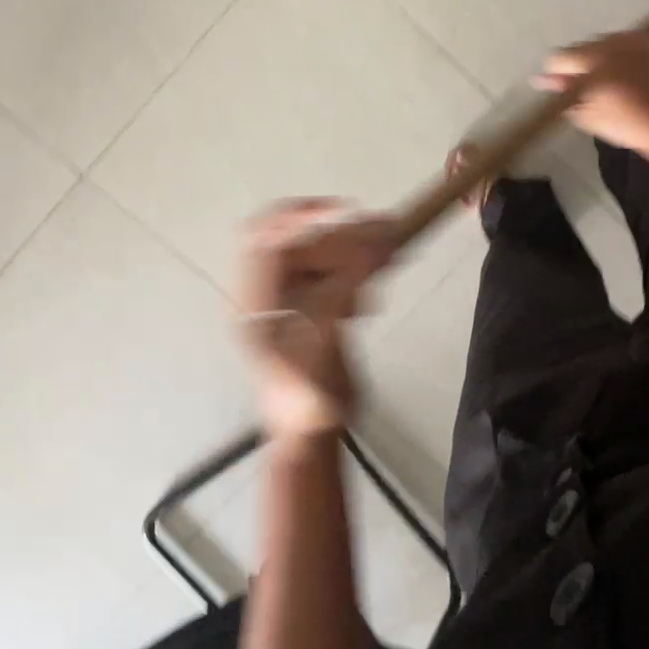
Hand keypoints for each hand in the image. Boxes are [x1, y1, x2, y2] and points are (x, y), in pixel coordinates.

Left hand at [238, 200, 392, 440]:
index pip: (268, 242)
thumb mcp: (324, 350)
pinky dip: (359, 263)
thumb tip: (368, 253)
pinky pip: (333, 272)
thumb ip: (340, 298)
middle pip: (295, 240)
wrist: (311, 435)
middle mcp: (267, 297)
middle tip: (379, 228)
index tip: (343, 213)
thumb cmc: (310, 402)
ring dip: (353, 245)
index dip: (301, 219)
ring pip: (318, 254)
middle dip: (337, 230)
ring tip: (391, 247)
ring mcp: (288, 302)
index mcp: (257, 305)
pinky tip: (384, 267)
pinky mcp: (311, 309)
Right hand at [533, 32, 648, 149]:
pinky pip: (624, 44)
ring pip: (602, 44)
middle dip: (579, 65)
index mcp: (588, 57)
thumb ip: (564, 92)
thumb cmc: (623, 121)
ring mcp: (631, 40)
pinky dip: (620, 56)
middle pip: (580, 49)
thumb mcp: (586, 113)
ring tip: (609, 82)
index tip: (563, 90)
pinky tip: (627, 73)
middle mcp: (608, 41)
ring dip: (600, 59)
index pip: (557, 58)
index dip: (556, 75)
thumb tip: (544, 80)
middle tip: (587, 89)